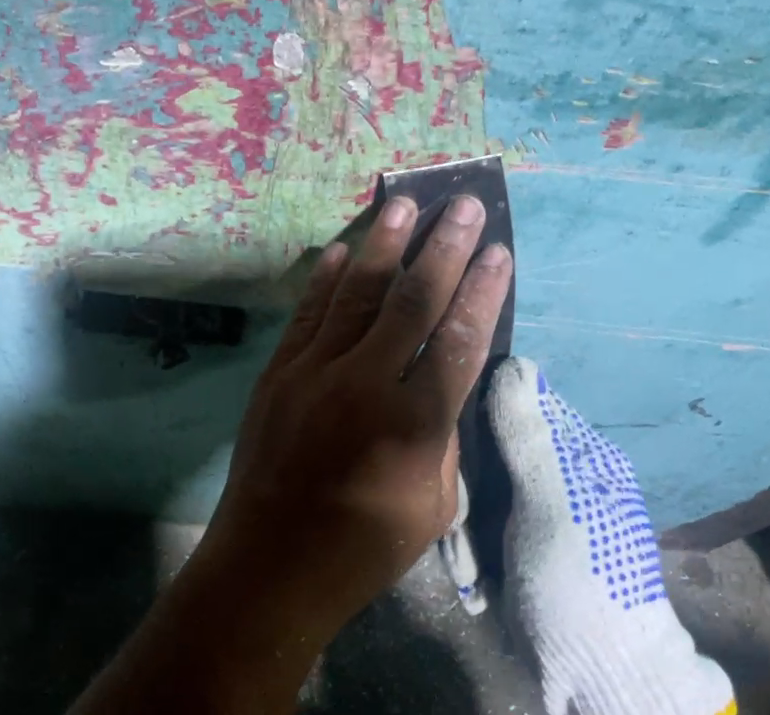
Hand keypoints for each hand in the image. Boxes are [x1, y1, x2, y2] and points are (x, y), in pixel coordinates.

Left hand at [195, 192, 513, 633]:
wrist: (271, 564)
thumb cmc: (363, 547)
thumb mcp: (433, 505)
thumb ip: (442, 436)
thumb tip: (441, 383)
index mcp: (415, 425)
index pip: (460, 340)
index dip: (483, 290)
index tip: (498, 250)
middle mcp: (366, 384)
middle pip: (412, 302)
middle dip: (443, 249)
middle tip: (462, 205)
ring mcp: (315, 372)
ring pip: (356, 294)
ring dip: (383, 245)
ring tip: (404, 204)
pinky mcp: (279, 372)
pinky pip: (308, 314)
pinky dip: (326, 279)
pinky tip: (343, 250)